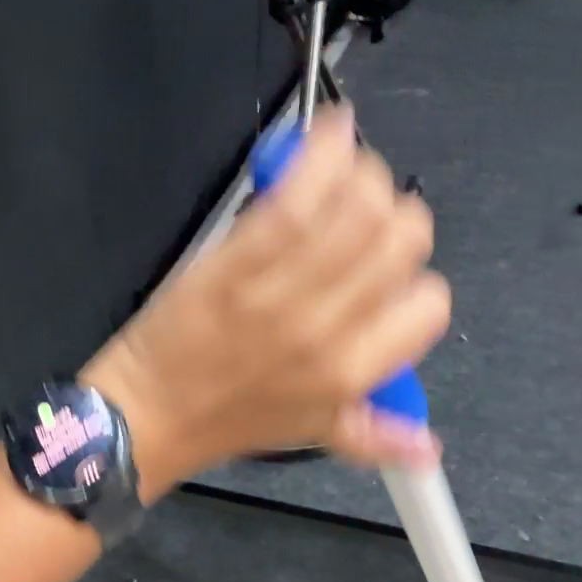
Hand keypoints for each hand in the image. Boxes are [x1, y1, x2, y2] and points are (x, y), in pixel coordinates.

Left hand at [81, 105, 447, 495]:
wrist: (151, 413)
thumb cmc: (228, 422)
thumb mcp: (312, 434)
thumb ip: (375, 436)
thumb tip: (429, 447)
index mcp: (352, 373)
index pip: (428, 306)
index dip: (414, 284)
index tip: (386, 279)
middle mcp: (328, 328)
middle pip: (402, 239)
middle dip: (396, 219)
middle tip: (365, 221)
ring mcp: (282, 290)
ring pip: (360, 206)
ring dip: (365, 177)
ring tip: (347, 176)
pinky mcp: (238, 258)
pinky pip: (296, 196)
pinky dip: (322, 154)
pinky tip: (329, 134)